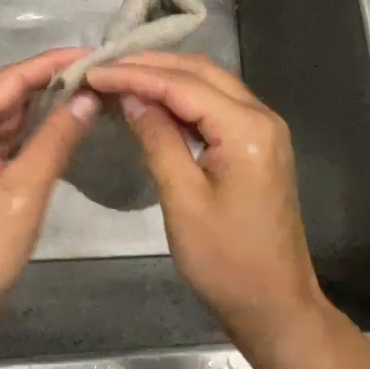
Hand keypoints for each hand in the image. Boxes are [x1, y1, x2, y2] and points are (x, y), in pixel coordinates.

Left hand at [0, 48, 97, 368]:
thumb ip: (57, 138)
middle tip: (94, 78)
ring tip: (81, 99)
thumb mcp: (25, 193)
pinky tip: (49, 133)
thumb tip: (88, 97)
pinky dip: (18, 138)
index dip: (51, 63)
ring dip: (34, 112)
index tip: (92, 54)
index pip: (7, 78)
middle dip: (46, 87)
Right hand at [84, 53, 369, 368]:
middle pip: (201, 72)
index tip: (94, 72)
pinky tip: (155, 100)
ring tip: (122, 76)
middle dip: (151, 64)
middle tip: (104, 67)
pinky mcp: (259, 141)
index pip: (184, 84)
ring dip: (168, 76)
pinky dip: (185, 96)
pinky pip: (218, 103)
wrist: (275, 305)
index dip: (136, 74)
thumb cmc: (226, 260)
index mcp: (246, 127)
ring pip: (211, 83)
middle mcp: (261, 114)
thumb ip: (158, 139)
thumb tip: (132, 97)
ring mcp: (264, 127)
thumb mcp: (183, 200)